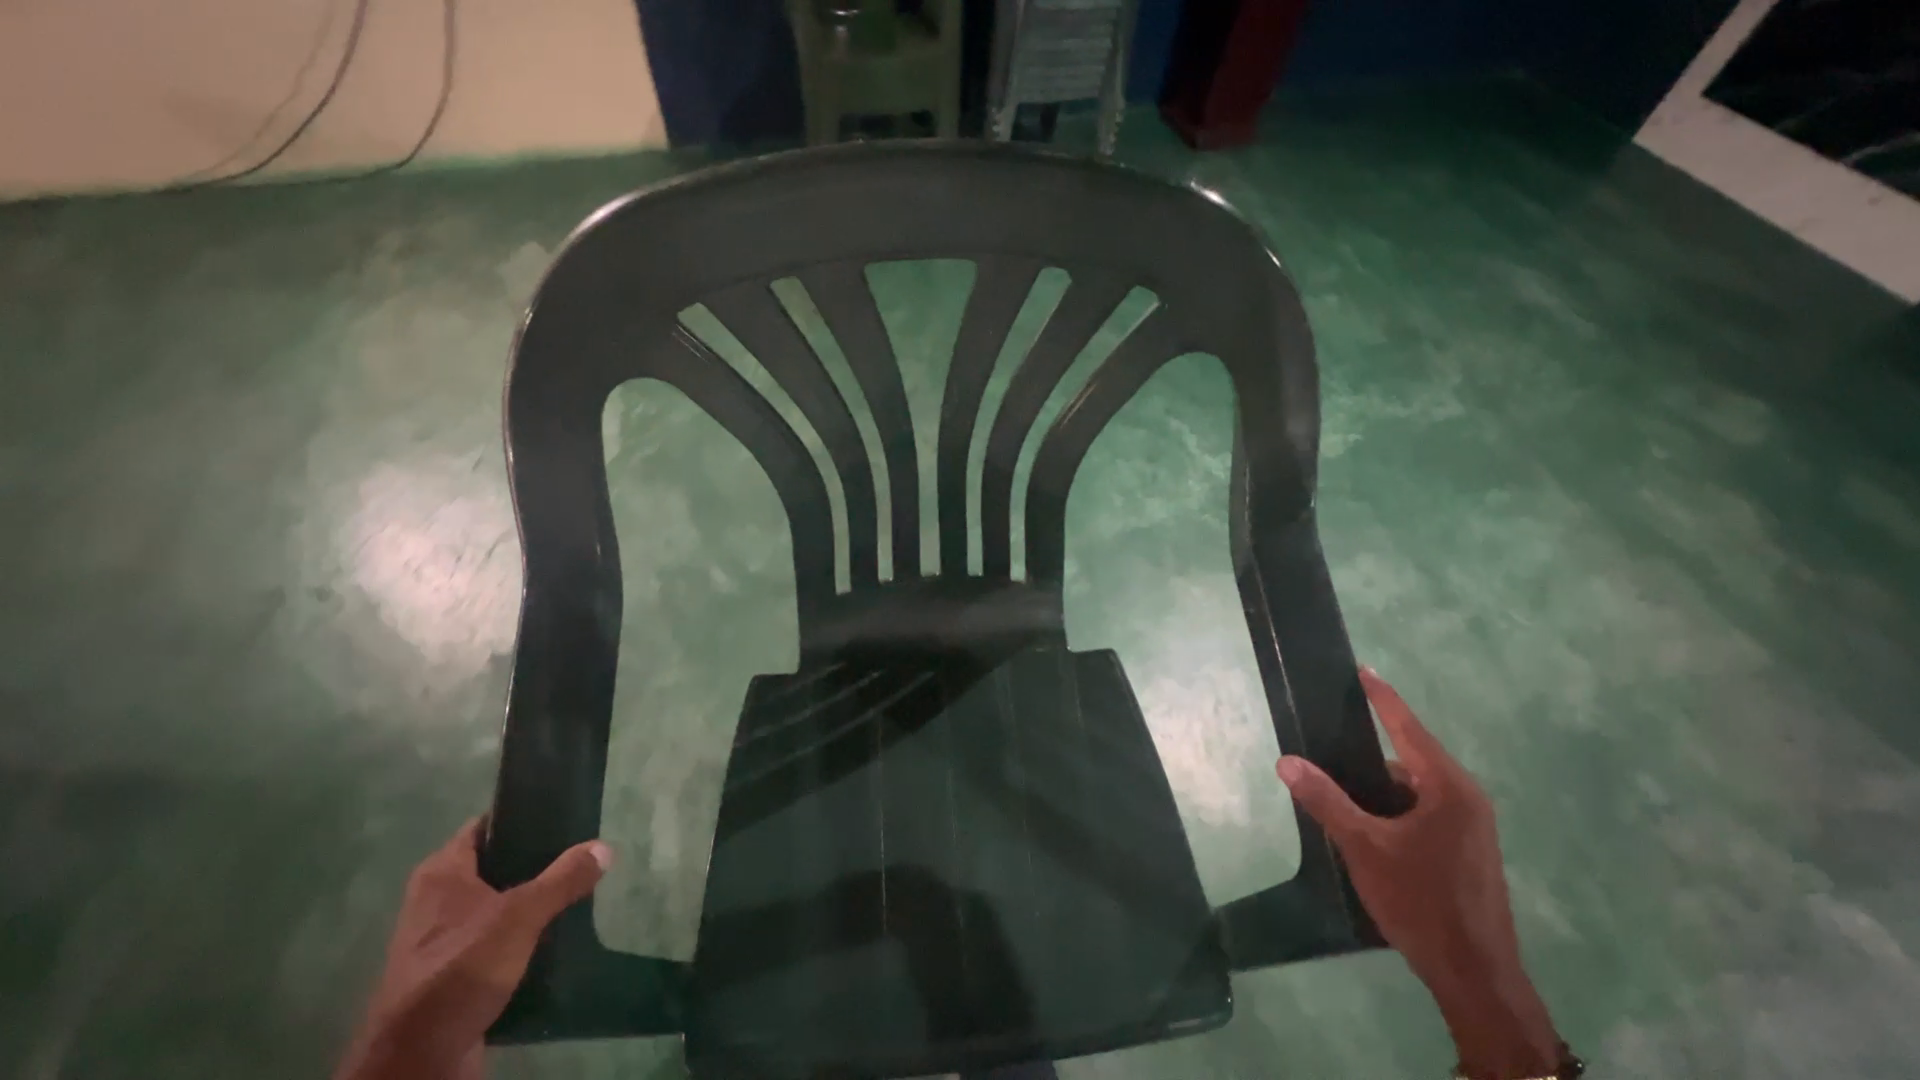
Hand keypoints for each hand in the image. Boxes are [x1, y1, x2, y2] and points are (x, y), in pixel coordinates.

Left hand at [334, 820, 611, 1079]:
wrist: (419, 1056)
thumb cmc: (460, 969)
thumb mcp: (518, 917)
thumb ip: (561, 880)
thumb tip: (603, 847)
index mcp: (442, 873)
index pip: (485, 826)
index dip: (522, 817)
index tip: (564, 817)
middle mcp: (437, 901)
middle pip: (495, 866)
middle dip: (536, 864)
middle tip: (581, 858)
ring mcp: (444, 940)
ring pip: (498, 907)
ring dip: (532, 905)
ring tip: (577, 897)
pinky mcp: (456, 974)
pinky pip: (496, 943)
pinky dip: (523, 940)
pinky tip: (556, 941)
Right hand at [1276, 668, 1565, 1079]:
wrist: (1475, 975)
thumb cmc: (1421, 901)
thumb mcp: (1364, 847)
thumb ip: (1326, 800)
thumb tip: (1287, 761)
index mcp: (1449, 787)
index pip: (1408, 728)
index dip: (1382, 699)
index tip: (1362, 671)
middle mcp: (1467, 799)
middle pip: (1412, 761)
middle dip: (1370, 757)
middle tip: (1329, 750)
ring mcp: (1472, 829)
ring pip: (1417, 793)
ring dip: (1381, 793)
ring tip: (1340, 799)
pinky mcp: (1468, 853)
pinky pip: (1425, 816)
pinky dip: (1395, 814)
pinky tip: (1368, 834)